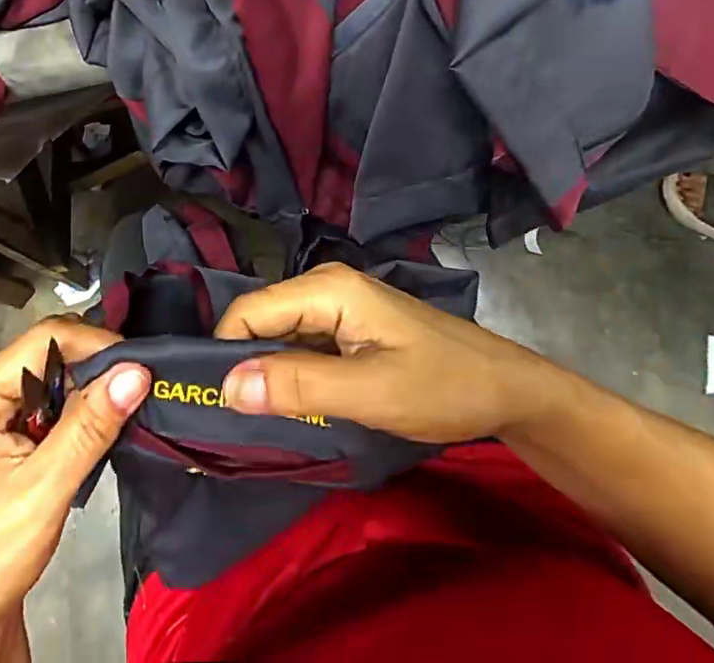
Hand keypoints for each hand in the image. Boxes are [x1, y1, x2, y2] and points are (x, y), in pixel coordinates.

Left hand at [0, 317, 149, 661]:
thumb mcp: (42, 491)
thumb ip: (90, 428)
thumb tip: (137, 372)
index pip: (48, 338)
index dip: (99, 344)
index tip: (139, 368)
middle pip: (57, 348)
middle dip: (101, 363)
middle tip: (139, 389)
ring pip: (64, 370)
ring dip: (98, 386)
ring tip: (127, 408)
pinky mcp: (14, 426)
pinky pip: (62, 394)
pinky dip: (89, 404)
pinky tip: (105, 424)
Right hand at [213, 263, 564, 442]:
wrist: (502, 387)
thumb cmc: (443, 385)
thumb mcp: (370, 392)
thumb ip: (299, 385)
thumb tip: (226, 384)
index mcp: (330, 290)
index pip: (247, 313)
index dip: (223, 356)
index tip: (211, 410)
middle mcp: (328, 288)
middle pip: (260, 323)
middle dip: (243, 368)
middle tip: (234, 426)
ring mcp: (341, 308)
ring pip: (279, 338)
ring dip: (266, 376)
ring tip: (261, 423)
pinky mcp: (351, 329)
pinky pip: (303, 348)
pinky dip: (291, 377)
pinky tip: (294, 408)